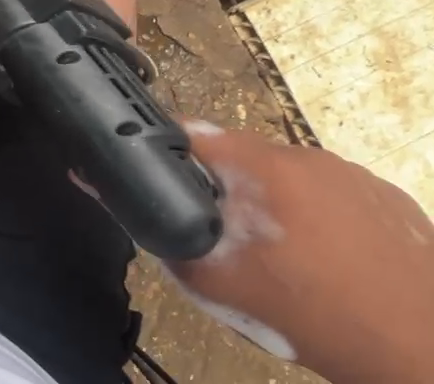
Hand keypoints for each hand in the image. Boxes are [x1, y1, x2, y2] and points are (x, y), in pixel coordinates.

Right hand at [168, 122, 433, 382]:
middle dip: (219, 186)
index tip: (157, 185)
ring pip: (283, 174)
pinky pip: (331, 193)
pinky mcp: (395, 200)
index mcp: (261, 165)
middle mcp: (308, 156)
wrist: (426, 361)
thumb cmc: (310, 316)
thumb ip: (146, 223)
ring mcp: (359, 176)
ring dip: (269, 199)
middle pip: (235, 154)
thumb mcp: (206, 276)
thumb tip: (90, 180)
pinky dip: (318, 215)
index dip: (159, 154)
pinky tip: (326, 257)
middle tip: (222, 234)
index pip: (183, 130)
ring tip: (279, 252)